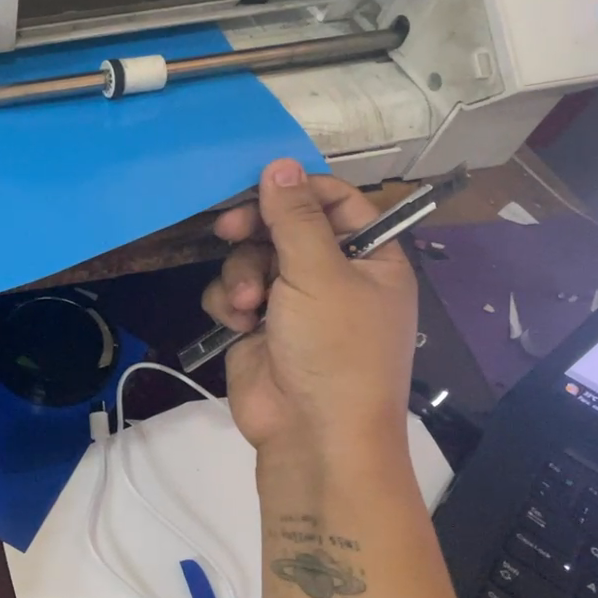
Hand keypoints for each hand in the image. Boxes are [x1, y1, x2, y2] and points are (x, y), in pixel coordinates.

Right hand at [200, 159, 416, 460]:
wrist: (312, 434)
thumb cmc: (335, 350)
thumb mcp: (319, 275)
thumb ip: (295, 218)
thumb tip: (278, 163)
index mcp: (369, 259)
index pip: (337, 202)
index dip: (299, 191)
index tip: (259, 188)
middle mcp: (332, 275)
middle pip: (284, 227)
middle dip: (255, 233)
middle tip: (228, 229)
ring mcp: (292, 302)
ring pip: (250, 259)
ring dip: (241, 277)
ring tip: (247, 306)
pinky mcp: (257, 326)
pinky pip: (231, 294)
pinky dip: (228, 305)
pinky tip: (237, 325)